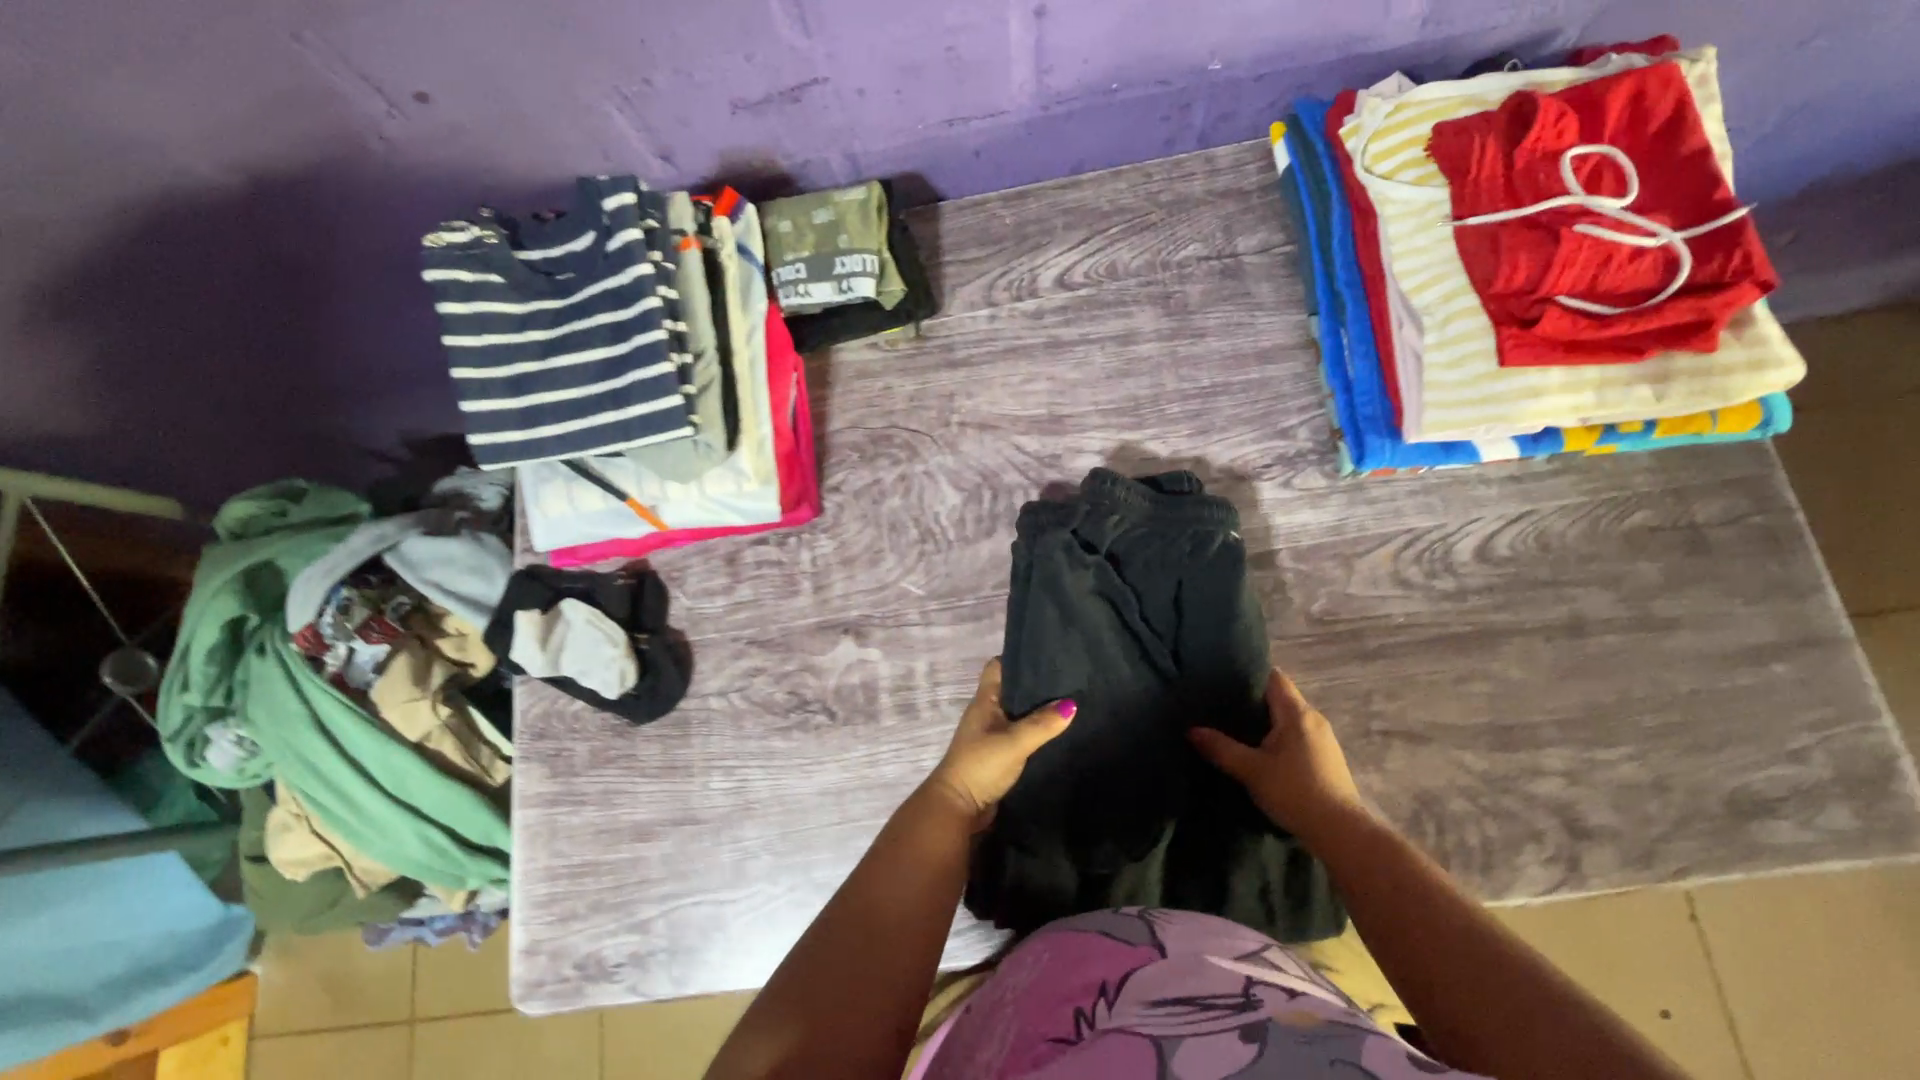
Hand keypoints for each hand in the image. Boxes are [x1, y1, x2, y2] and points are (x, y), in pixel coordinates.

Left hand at [922, 659, 1075, 830]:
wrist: (959, 808)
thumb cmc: (981, 766)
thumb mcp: (1014, 742)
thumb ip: (1042, 724)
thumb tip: (1072, 704)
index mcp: (984, 701)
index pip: (998, 667)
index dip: (1018, 658)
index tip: (1046, 655)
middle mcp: (987, 713)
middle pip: (1012, 690)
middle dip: (1036, 686)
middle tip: (1069, 680)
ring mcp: (992, 734)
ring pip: (1018, 714)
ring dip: (1038, 711)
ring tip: (1072, 703)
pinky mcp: (999, 754)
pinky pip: (1021, 735)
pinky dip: (1036, 732)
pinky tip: (1058, 733)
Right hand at [1188, 668, 1366, 840]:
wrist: (1339, 831)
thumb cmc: (1294, 792)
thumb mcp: (1251, 770)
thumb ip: (1221, 748)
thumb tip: (1191, 730)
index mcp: (1297, 713)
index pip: (1274, 678)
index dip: (1251, 675)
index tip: (1225, 681)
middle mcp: (1314, 718)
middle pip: (1281, 697)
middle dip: (1254, 700)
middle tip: (1223, 706)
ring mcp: (1324, 738)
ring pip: (1290, 718)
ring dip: (1268, 721)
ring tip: (1238, 729)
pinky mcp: (1327, 757)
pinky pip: (1298, 735)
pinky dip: (1280, 736)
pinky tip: (1263, 752)